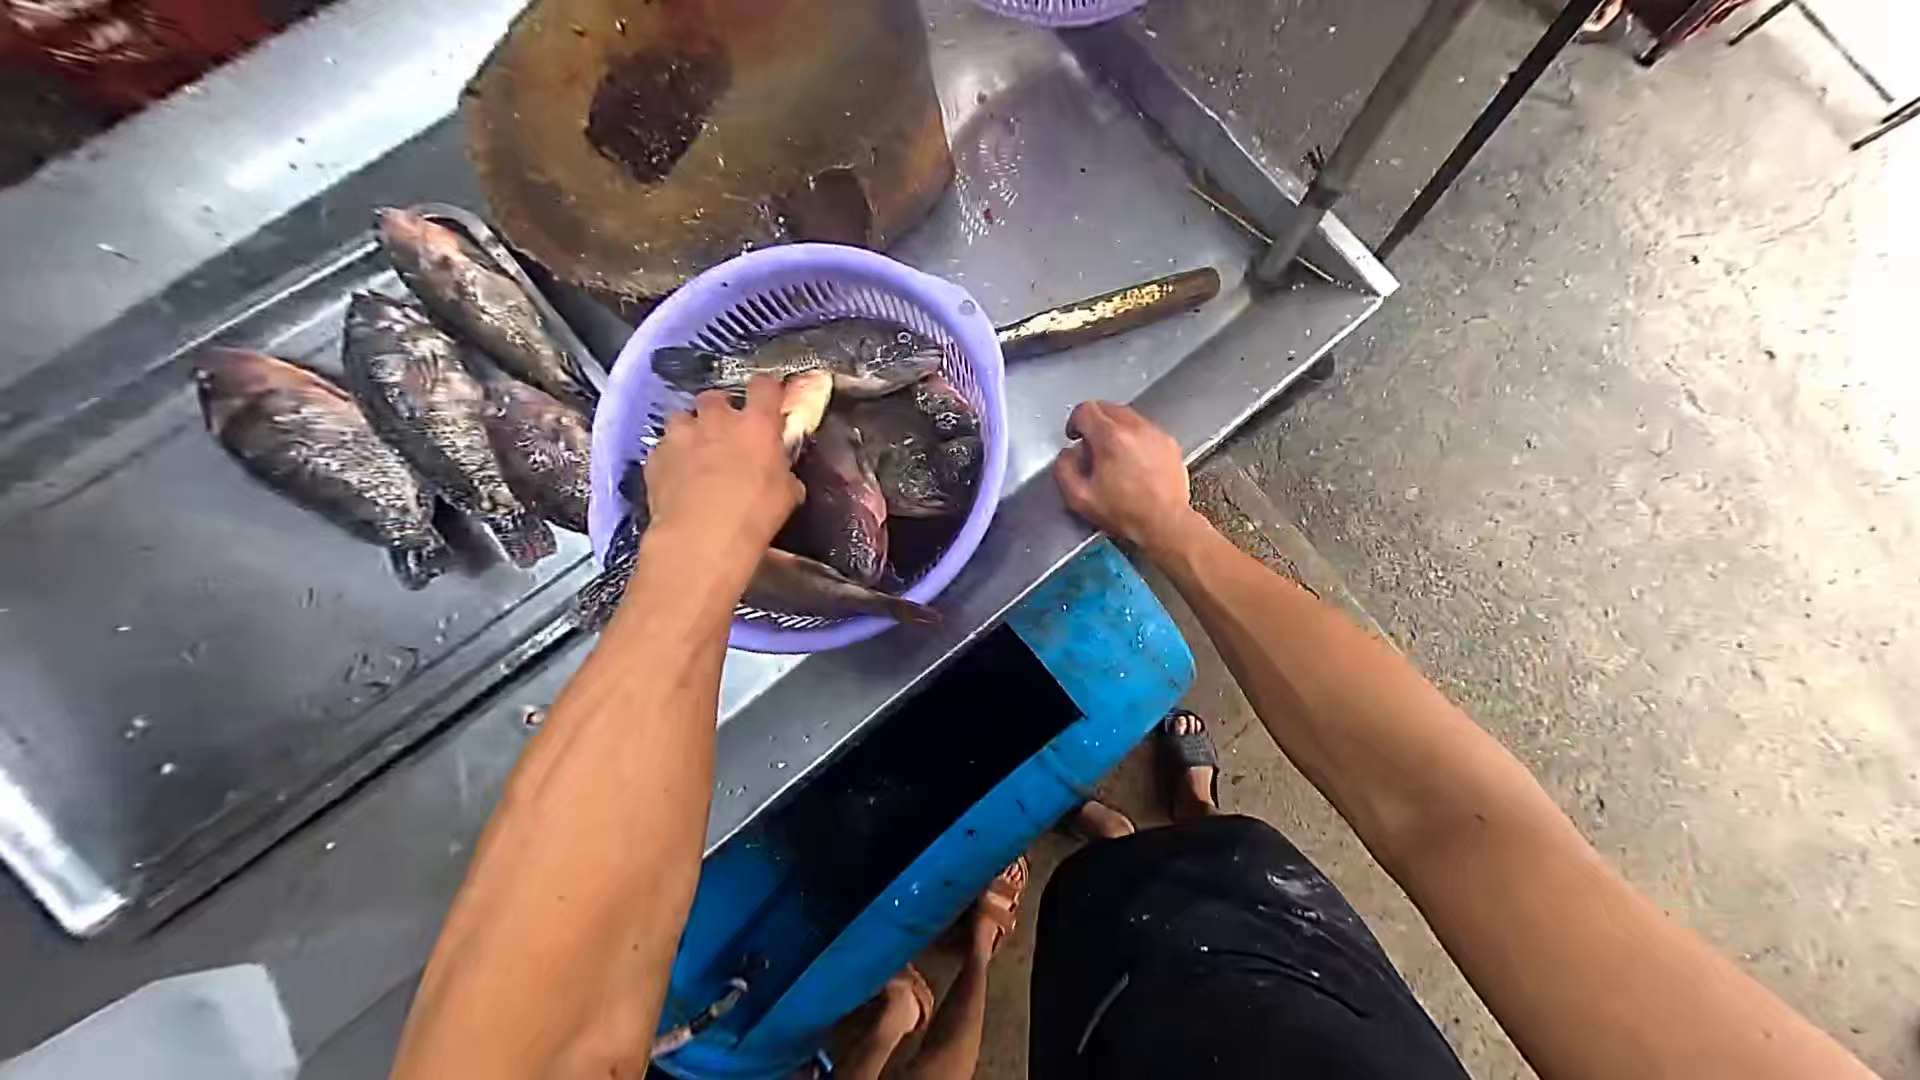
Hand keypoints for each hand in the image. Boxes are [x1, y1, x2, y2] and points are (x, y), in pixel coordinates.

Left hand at [644, 375, 803, 555]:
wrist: (702, 538)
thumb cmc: (755, 515)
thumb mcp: (787, 495)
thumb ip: (784, 474)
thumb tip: (783, 474)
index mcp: (756, 425)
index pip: (764, 387)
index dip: (767, 391)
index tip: (769, 400)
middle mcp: (716, 421)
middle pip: (715, 397)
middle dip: (721, 410)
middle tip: (727, 432)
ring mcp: (681, 436)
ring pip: (682, 418)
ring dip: (691, 430)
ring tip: (696, 452)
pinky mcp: (655, 457)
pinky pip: (664, 448)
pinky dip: (672, 457)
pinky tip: (677, 478)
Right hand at [1053, 401, 1202, 555]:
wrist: (1164, 523)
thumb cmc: (1125, 513)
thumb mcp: (1079, 498)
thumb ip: (1064, 469)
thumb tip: (1067, 455)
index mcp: (1110, 438)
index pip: (1085, 409)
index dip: (1074, 422)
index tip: (1075, 436)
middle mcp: (1135, 429)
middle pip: (1107, 407)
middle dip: (1094, 422)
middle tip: (1091, 445)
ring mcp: (1155, 434)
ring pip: (1128, 417)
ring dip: (1115, 429)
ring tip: (1112, 456)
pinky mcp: (1169, 443)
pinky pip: (1145, 430)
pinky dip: (1135, 439)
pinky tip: (1133, 462)